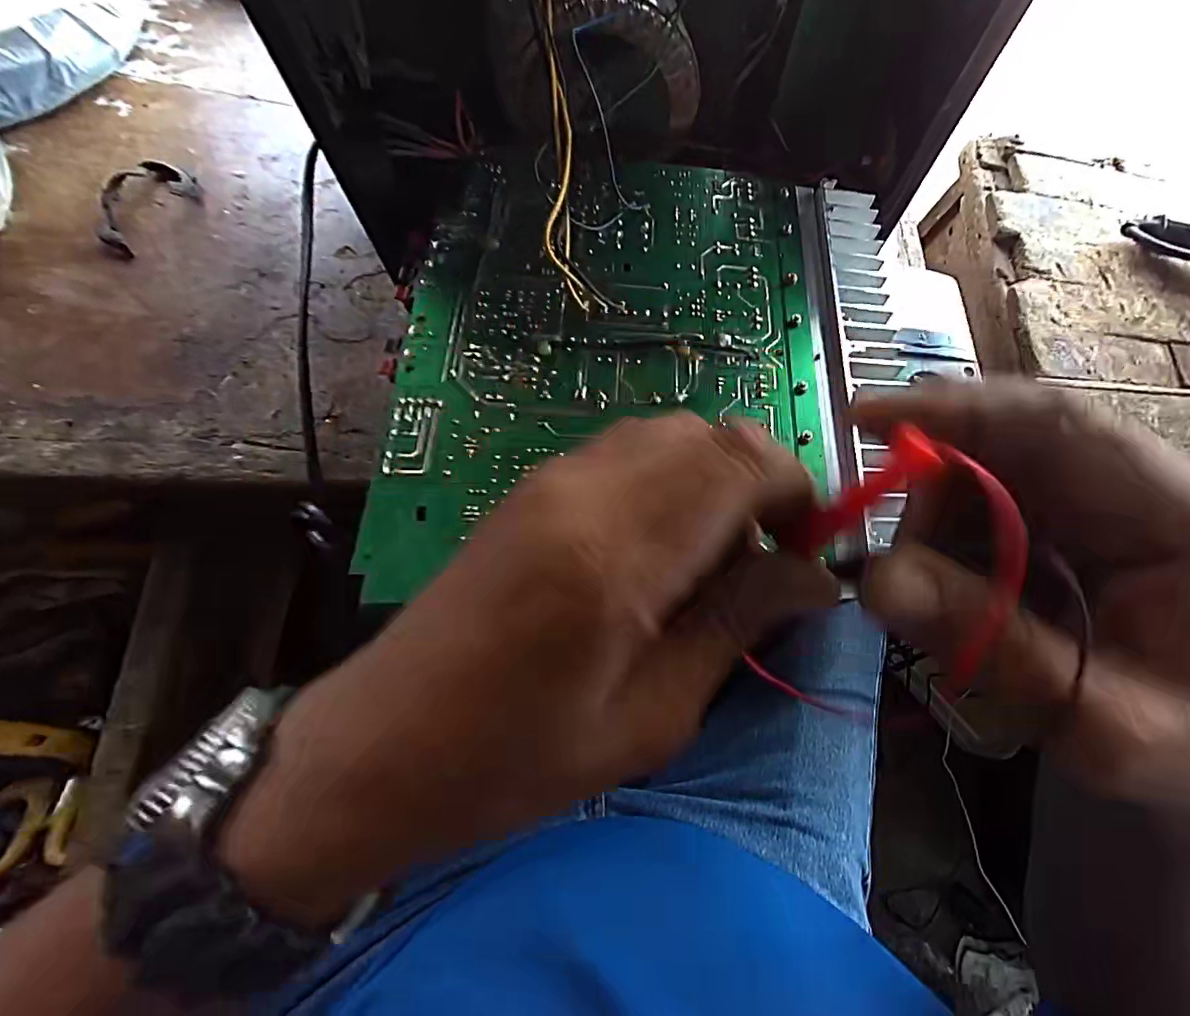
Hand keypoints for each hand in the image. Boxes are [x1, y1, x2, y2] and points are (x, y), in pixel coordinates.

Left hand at [217, 414, 835, 923]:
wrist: (374, 750)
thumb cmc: (516, 757)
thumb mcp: (652, 716)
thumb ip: (739, 625)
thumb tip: (815, 578)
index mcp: (620, 552)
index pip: (743, 462)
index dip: (797, 492)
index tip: (805, 552)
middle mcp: (588, 490)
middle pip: (717, 433)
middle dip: (765, 482)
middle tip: (765, 558)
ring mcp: (555, 477)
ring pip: (677, 433)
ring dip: (720, 479)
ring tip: (714, 557)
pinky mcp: (535, 485)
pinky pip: (633, 450)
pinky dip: (676, 479)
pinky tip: (661, 548)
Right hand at [856, 382, 1189, 861]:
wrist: (1188, 764)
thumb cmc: (1170, 755)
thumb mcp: (1093, 722)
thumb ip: (993, 643)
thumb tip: (880, 579)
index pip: (1063, 426)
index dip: (961, 410)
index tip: (870, 419)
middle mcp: (1155, 480)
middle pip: (1021, 430)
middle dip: (936, 469)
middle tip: (874, 519)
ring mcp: (1113, 489)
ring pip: (995, 455)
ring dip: (937, 504)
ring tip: (916, 573)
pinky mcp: (1076, 507)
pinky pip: (991, 487)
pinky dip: (947, 521)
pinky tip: (938, 568)